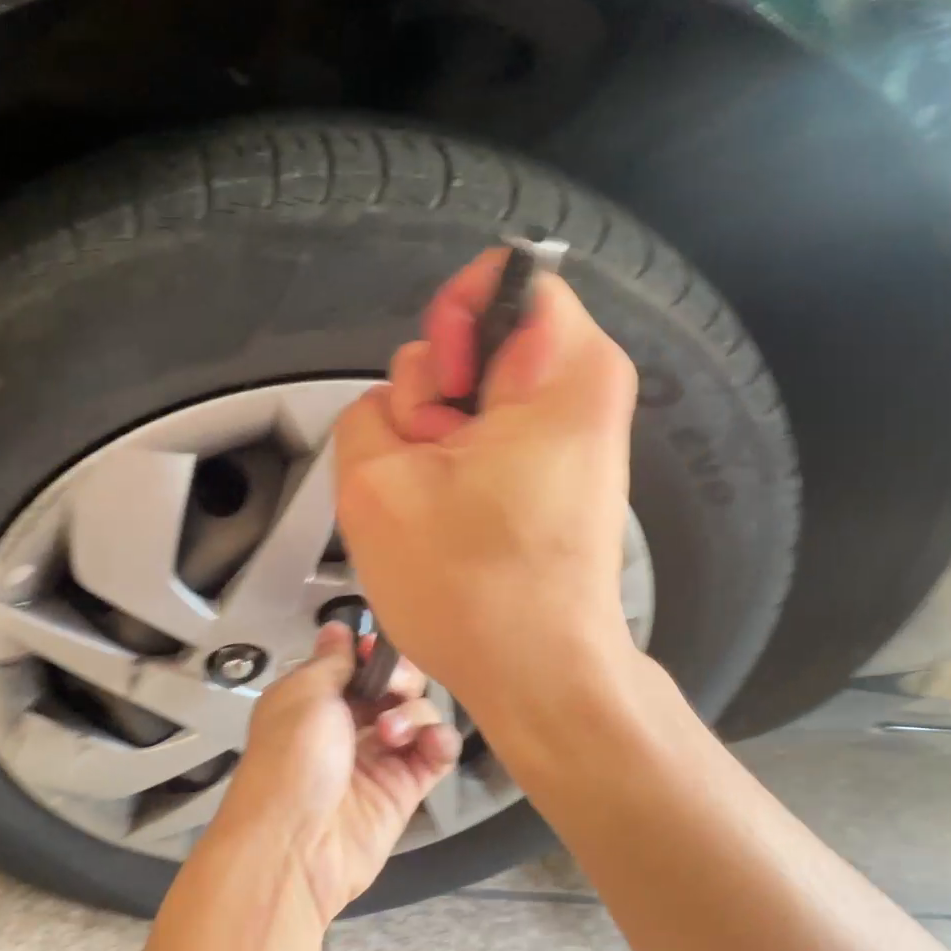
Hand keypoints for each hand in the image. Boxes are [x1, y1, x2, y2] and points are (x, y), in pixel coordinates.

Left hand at [208, 621, 461, 925]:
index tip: (375, 649)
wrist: (294, 845)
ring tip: (391, 735)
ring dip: (413, 713)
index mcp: (315, 696)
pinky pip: (436, 752)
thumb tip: (337, 627)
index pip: (356, 661)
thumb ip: (333, 660)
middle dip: (400, 677)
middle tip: (394, 688)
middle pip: (393, 684)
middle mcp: (348, 722)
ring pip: (417, 714)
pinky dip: (440, 740)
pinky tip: (431, 743)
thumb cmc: (290, 757)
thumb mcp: (304, 694)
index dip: (371, 651)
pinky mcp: (405, 788)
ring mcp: (379, 755)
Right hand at [332, 247, 644, 722]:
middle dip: (433, 392)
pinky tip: (450, 510)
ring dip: (434, 434)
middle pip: (480, 335)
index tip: (441, 384)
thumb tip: (399, 408)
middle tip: (431, 458)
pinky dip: (453, 459)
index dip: (450, 318)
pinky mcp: (553, 464)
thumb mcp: (376, 483)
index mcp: (564, 373)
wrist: (538, 674)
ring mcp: (570, 430)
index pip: (508, 276)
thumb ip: (369, 410)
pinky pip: (484, 426)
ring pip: (472, 388)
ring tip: (439, 496)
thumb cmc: (477, 592)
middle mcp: (582, 390)